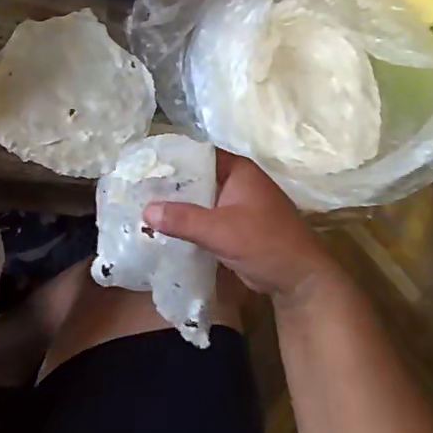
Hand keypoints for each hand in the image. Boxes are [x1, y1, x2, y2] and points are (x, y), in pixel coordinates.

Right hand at [146, 152, 340, 308]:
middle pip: (195, 177)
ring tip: (141, 209)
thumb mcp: (221, 230)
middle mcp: (235, 181)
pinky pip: (204, 218)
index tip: (141, 167)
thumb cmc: (265, 243)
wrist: (298, 278)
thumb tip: (146, 210)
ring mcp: (234, 204)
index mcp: (237, 170)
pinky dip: (187, 223)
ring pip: (198, 199)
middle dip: (169, 186)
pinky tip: (162, 230)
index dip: (170, 160)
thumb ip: (184, 219)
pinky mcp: (233, 225)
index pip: (197, 154)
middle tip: (134, 191)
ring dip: (176, 206)